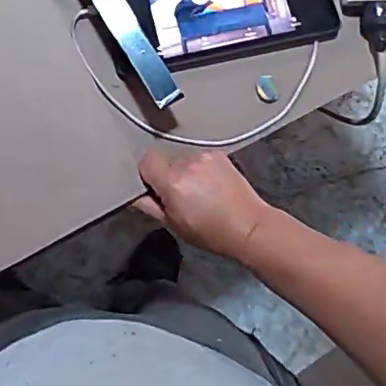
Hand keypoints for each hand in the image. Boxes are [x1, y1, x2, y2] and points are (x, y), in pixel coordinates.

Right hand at [133, 150, 276, 261]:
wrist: (250, 226)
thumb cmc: (211, 232)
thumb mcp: (174, 224)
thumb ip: (149, 206)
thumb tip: (136, 194)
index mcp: (172, 182)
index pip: (146, 160)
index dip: (147, 173)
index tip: (155, 187)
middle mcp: (186, 163)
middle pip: (165, 160)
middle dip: (168, 174)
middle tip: (181, 194)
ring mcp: (204, 156)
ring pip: (182, 158)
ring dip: (185, 170)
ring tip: (200, 189)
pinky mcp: (218, 154)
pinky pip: (199, 157)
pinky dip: (201, 167)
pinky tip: (212, 183)